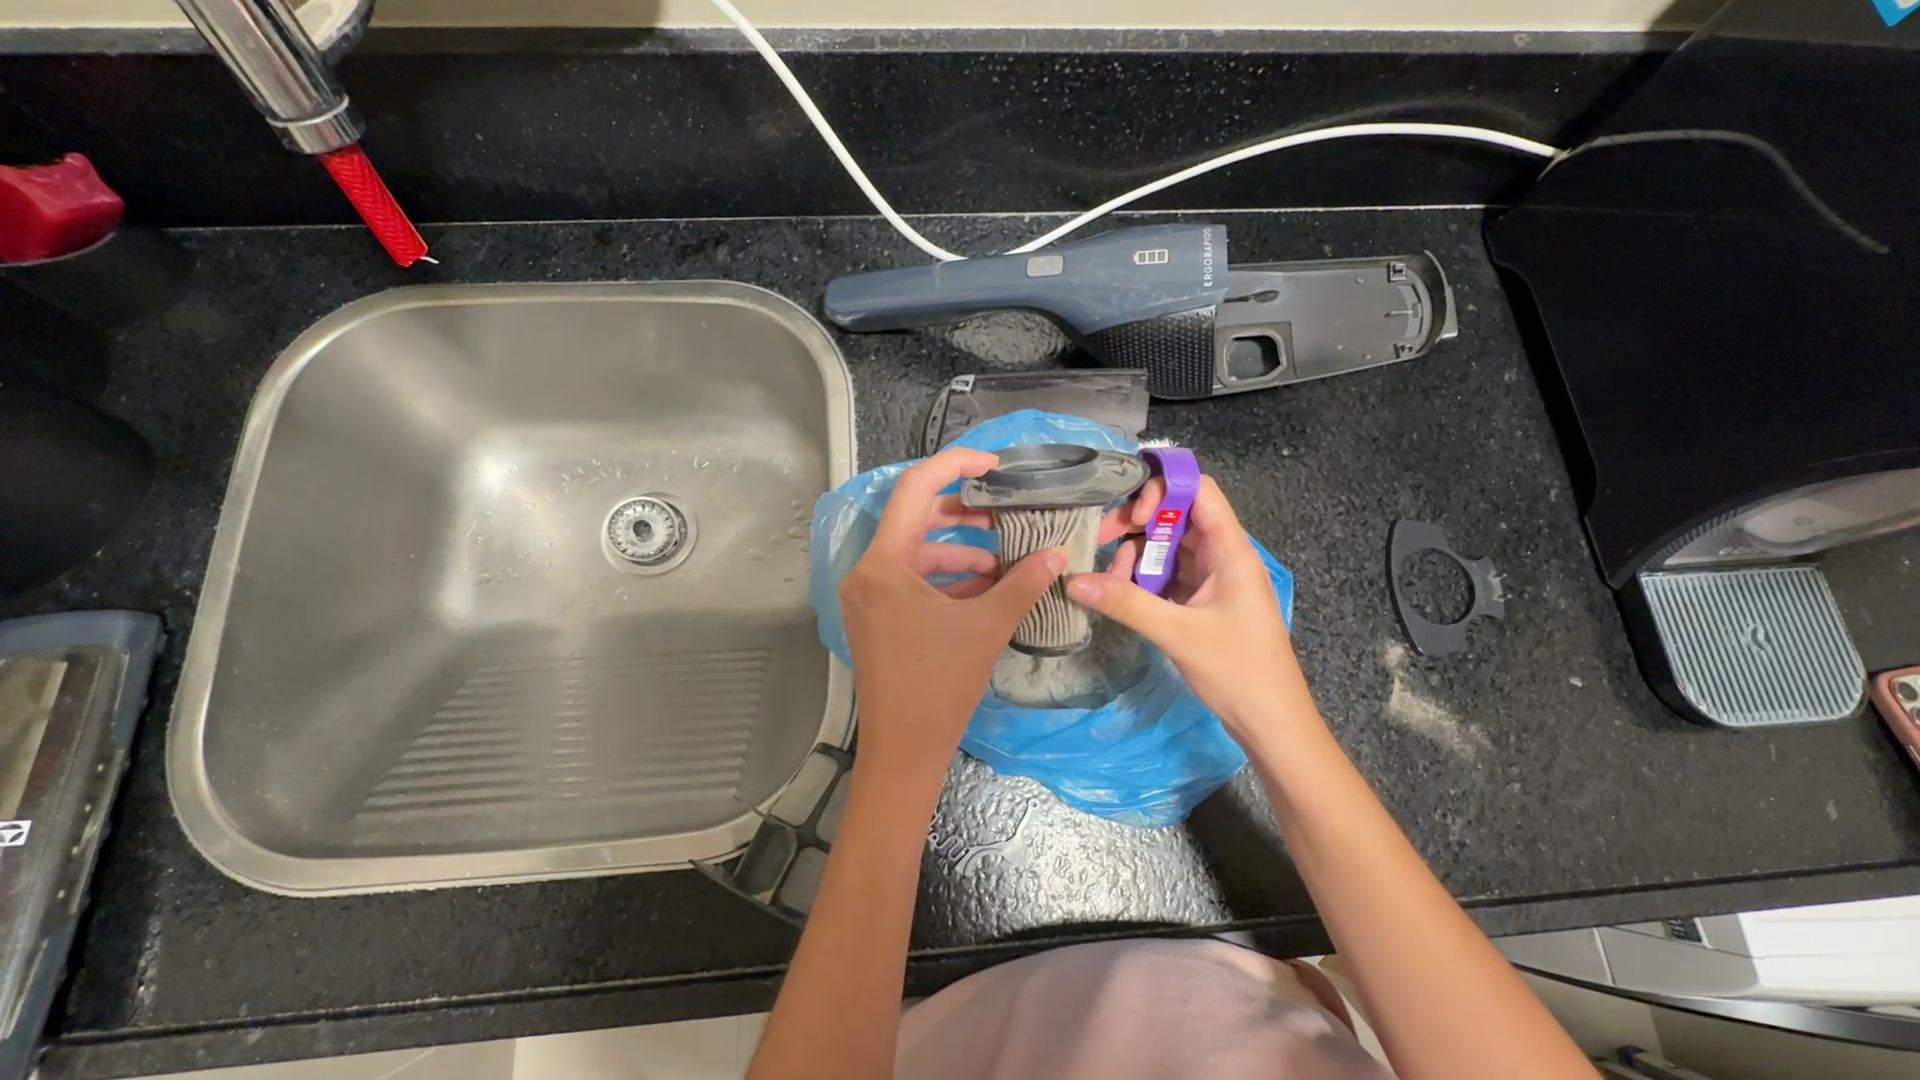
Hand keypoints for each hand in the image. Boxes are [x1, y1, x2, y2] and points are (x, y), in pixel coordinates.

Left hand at [840, 446, 1066, 787]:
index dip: (955, 465)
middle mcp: (867, 572)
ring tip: (1004, 559)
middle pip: (915, 519)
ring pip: (915, 552)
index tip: (994, 463)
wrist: (904, 749)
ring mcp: (867, 596)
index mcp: (884, 563)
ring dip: (959, 550)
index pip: (916, 489)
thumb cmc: (941, 685)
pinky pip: (910, 580)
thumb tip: (1058, 553)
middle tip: (1006, 510)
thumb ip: (1023, 582)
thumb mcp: (987, 626)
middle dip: (963, 511)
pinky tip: (984, 586)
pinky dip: (945, 578)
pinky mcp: (875, 617)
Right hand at [1066, 475, 1313, 746]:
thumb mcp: (1178, 634)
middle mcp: (1224, 557)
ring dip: (1137, 556)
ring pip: (1170, 548)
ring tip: (1110, 581)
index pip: (1199, 491)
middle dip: (1137, 524)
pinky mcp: (1204, 603)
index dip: (1164, 489)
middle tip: (1100, 540)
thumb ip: (1126, 603)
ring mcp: (1215, 581)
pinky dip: (1145, 580)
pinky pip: (1170, 576)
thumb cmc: (1238, 671)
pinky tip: (1121, 595)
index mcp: (1232, 550)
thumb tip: (1074, 581)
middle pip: (1178, 517)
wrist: (1272, 723)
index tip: (1131, 514)